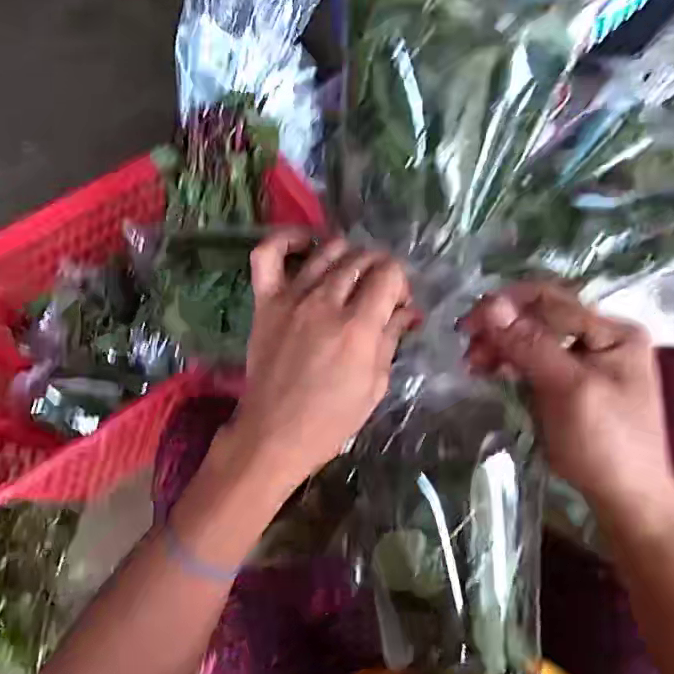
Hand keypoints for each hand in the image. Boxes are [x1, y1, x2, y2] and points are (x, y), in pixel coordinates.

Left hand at [229, 231, 419, 481]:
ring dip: (349, 255)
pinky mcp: (266, 302)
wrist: (274, 434)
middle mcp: (326, 303)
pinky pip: (269, 254)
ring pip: (328, 252)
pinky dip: (288, 239)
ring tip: (352, 274)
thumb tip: (407, 310)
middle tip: (379, 292)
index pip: (389, 273)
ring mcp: (292, 298)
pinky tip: (308, 243)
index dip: (401, 282)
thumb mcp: (376, 385)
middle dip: (380, 269)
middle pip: (362, 259)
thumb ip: (391, 338)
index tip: (399, 303)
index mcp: (358, 327)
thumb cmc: (332, 419)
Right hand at [460, 282, 673, 511]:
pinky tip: (492, 370)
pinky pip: (540, 362)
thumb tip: (491, 304)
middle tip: (467, 347)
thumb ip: (531, 344)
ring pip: (538, 340)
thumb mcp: (568, 389)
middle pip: (545, 318)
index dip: (508, 305)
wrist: (629, 502)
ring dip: (504, 345)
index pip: (554, 301)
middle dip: (503, 327)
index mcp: (614, 331)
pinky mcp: (576, 385)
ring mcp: (591, 362)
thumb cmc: (605, 444)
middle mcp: (605, 338)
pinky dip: (514, 363)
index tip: (468, 322)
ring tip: (473, 363)